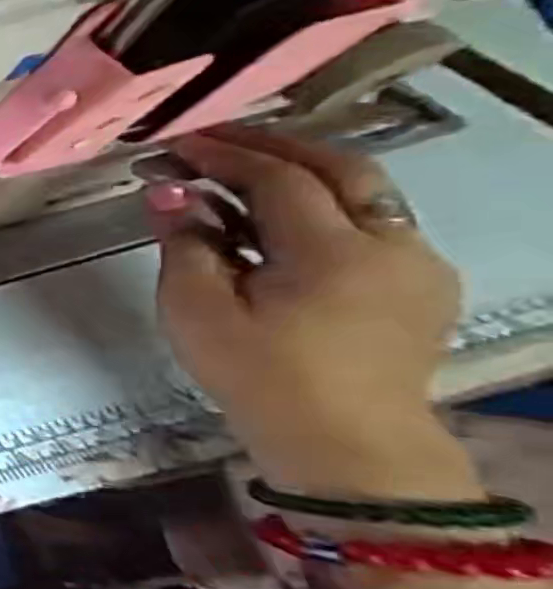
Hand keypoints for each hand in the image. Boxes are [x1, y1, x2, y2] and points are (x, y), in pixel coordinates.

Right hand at [148, 127, 479, 499]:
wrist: (345, 447)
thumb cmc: (257, 376)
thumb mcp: (196, 311)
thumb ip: (185, 244)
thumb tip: (168, 193)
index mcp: (336, 252)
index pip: (280, 178)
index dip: (225, 154)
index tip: (177, 144)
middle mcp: (394, 245)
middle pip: (340, 168)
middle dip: (273, 146)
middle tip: (214, 141)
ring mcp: (417, 265)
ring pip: (364, 193)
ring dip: (300, 173)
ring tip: (241, 173)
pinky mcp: (421, 285)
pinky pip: (373, 224)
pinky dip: (323, 205)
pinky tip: (280, 220)